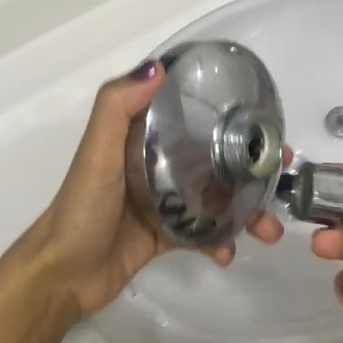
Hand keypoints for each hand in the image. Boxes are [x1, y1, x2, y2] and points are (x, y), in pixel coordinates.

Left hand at [9, 60, 284, 317]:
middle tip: (280, 175)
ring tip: (268, 226)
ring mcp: (160, 201)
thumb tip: (158, 67)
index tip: (264, 121)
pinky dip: (220, 242)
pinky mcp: (164, 235)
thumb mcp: (96, 153)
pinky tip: (227, 253)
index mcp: (137, 139)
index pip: (186, 115)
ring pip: (214, 197)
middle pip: (211, 157)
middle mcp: (152, 165)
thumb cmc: (81, 208)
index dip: (225, 115)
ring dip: (245, 209)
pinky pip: (203, 234)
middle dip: (249, 166)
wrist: (62, 276)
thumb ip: (117, 107)